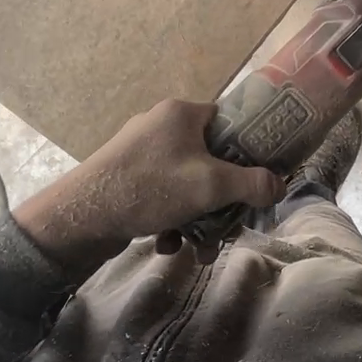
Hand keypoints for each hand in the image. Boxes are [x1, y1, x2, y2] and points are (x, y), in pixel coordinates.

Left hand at [13, 99, 283, 260]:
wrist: (81, 217)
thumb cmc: (151, 188)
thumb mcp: (212, 186)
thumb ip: (252, 184)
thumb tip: (280, 186)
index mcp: (181, 113)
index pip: (229, 121)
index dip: (248, 149)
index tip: (258, 177)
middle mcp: (160, 126)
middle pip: (211, 159)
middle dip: (222, 199)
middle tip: (229, 224)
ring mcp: (140, 152)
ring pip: (188, 183)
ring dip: (198, 217)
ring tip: (199, 248)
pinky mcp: (126, 177)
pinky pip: (164, 194)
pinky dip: (172, 219)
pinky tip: (168, 243)